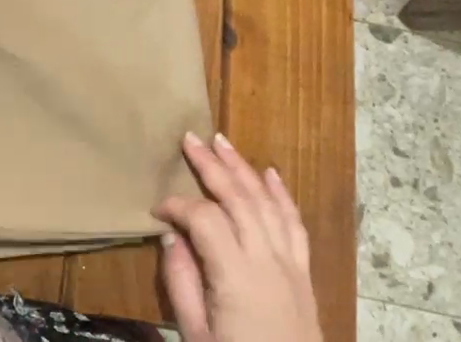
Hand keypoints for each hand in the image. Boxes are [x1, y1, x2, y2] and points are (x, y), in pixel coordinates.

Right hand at [154, 132, 321, 341]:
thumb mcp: (196, 334)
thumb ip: (181, 281)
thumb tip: (171, 236)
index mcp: (236, 276)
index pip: (204, 219)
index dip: (177, 206)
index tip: (156, 210)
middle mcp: (267, 261)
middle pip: (238, 199)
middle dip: (211, 165)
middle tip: (189, 138)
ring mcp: (291, 266)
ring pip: (267, 203)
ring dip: (244, 169)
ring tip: (222, 142)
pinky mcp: (304, 276)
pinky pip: (295, 225)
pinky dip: (282, 196)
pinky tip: (271, 174)